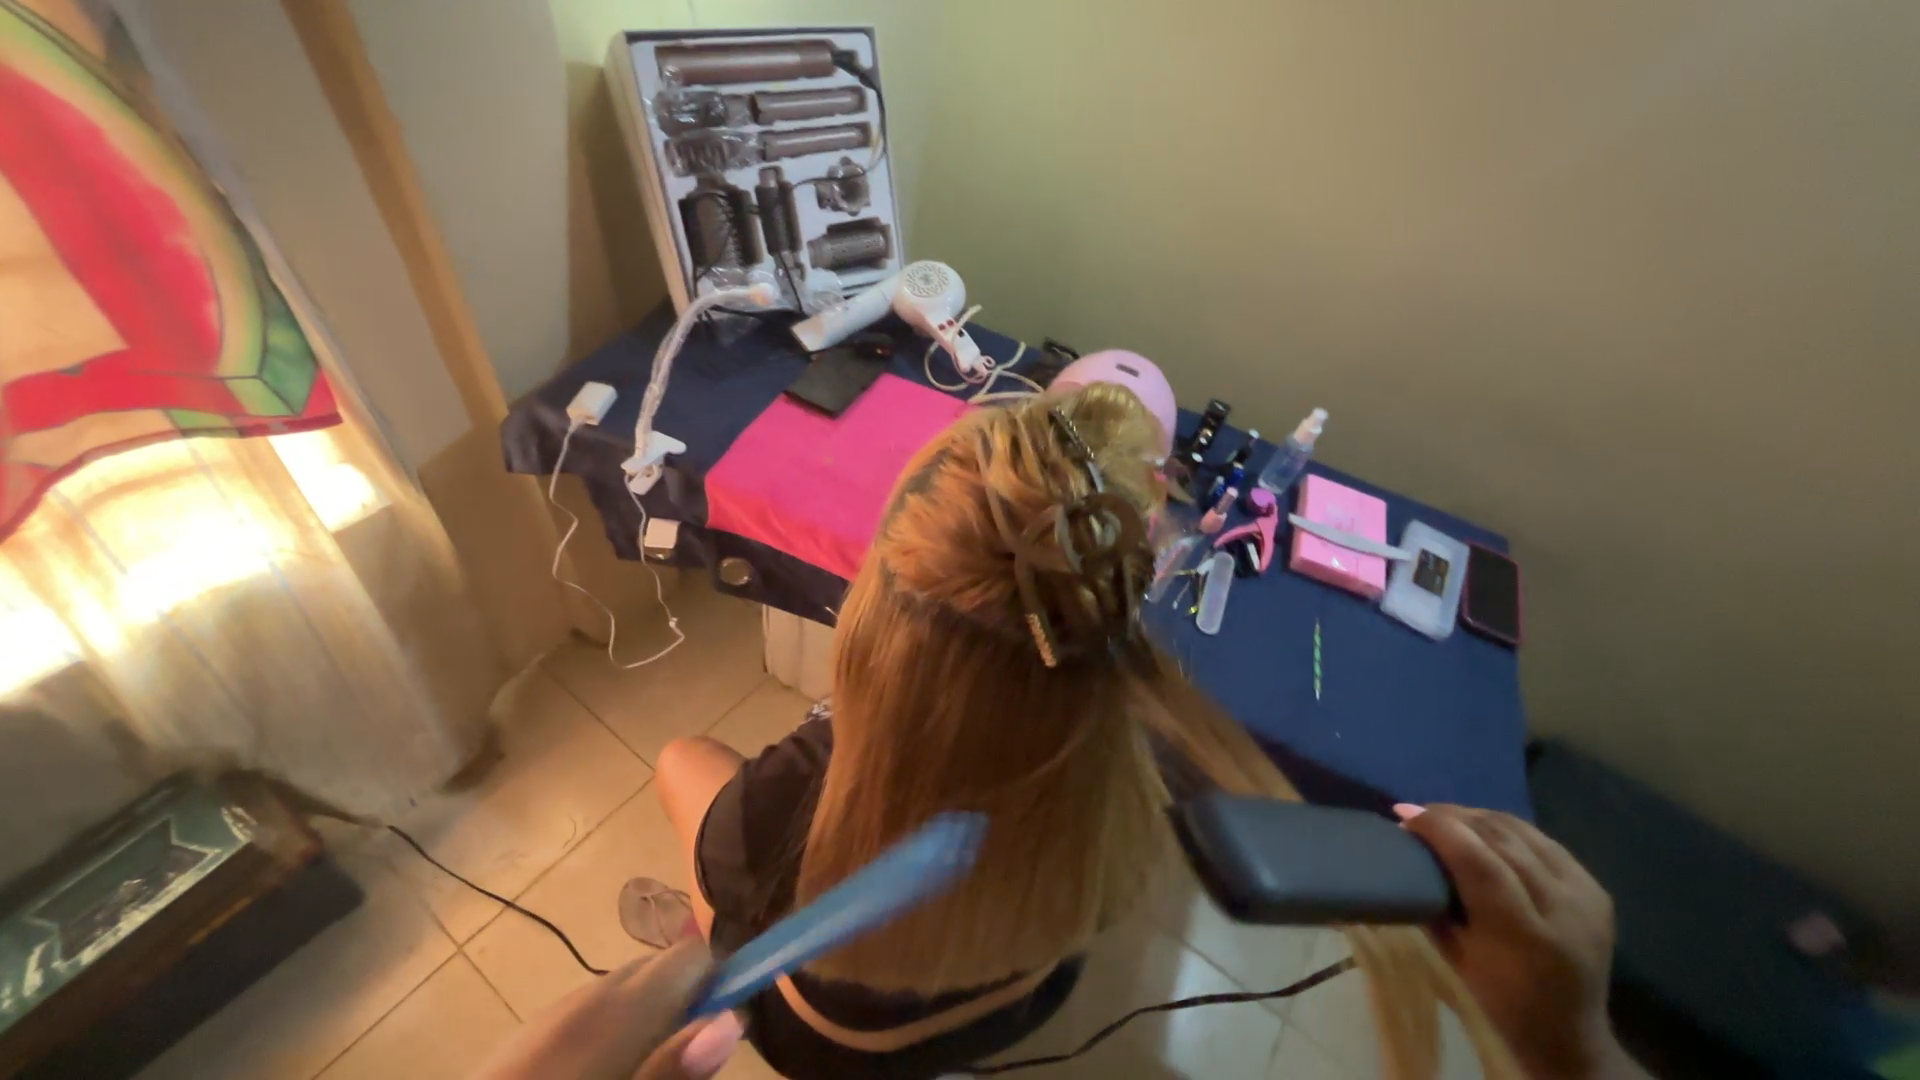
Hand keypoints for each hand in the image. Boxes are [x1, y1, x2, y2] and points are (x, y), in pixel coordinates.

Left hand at [474, 939, 742, 1079]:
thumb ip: (673, 1069)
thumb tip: (732, 1020)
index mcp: (617, 1006)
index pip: (694, 954)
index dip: (720, 985)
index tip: (723, 1033)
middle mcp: (590, 992)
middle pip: (663, 967)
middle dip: (687, 1003)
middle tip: (682, 1065)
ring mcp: (555, 1008)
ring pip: (629, 987)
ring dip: (652, 1016)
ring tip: (644, 1069)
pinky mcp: (529, 1030)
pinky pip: (594, 1008)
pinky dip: (614, 1028)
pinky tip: (602, 1071)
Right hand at [1397, 804, 1631, 1078]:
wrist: (1570, 1034)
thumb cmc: (1499, 1000)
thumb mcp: (1455, 954)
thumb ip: (1436, 898)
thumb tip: (1410, 847)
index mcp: (1524, 934)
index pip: (1478, 861)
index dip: (1439, 828)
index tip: (1403, 813)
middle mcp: (1563, 908)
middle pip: (1501, 839)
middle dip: (1452, 816)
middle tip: (1417, 813)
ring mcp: (1586, 895)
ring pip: (1523, 832)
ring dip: (1477, 816)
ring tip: (1445, 817)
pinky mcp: (1595, 888)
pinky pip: (1543, 841)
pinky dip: (1505, 828)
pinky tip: (1482, 830)